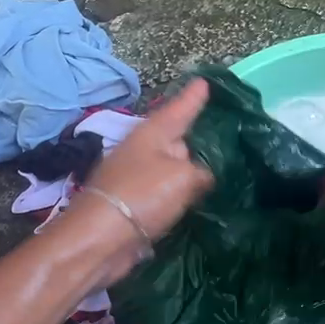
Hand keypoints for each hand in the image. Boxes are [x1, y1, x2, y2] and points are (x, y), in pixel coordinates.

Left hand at [67, 79, 212, 273]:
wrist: (98, 242)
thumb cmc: (141, 196)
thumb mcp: (184, 177)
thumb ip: (202, 172)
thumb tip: (203, 177)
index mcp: (153, 134)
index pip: (180, 108)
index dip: (194, 96)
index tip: (206, 81)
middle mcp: (144, 150)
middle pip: (177, 137)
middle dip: (196, 133)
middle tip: (226, 129)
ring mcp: (138, 178)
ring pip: (174, 165)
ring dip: (192, 166)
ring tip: (221, 163)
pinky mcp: (137, 204)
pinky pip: (169, 190)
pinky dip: (183, 190)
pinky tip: (201, 195)